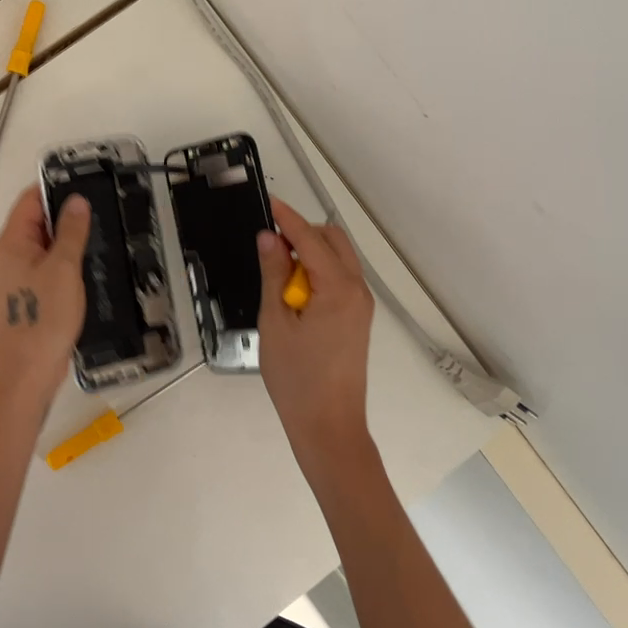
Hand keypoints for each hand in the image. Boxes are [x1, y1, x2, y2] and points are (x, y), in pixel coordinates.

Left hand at [0, 185, 90, 395]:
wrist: (28, 370)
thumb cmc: (43, 316)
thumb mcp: (62, 268)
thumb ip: (70, 231)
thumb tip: (76, 200)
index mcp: (12, 241)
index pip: (30, 198)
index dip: (56, 187)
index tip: (87, 181)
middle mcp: (12, 253)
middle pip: (38, 219)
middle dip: (67, 212)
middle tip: (103, 205)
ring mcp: (22, 275)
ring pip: (47, 244)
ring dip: (71, 237)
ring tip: (104, 228)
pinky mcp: (34, 294)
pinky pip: (51, 265)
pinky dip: (69, 260)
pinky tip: (93, 260)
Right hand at [257, 198, 373, 458]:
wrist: (328, 426)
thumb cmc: (296, 377)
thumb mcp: (275, 322)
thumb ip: (274, 274)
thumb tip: (269, 238)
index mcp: (338, 288)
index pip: (310, 238)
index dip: (286, 218)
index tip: (266, 201)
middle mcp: (357, 290)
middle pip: (333, 241)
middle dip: (302, 232)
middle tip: (268, 241)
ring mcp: (360, 305)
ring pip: (338, 259)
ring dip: (310, 252)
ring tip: (277, 267)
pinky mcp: (357, 319)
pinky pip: (339, 279)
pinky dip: (318, 272)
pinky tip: (293, 289)